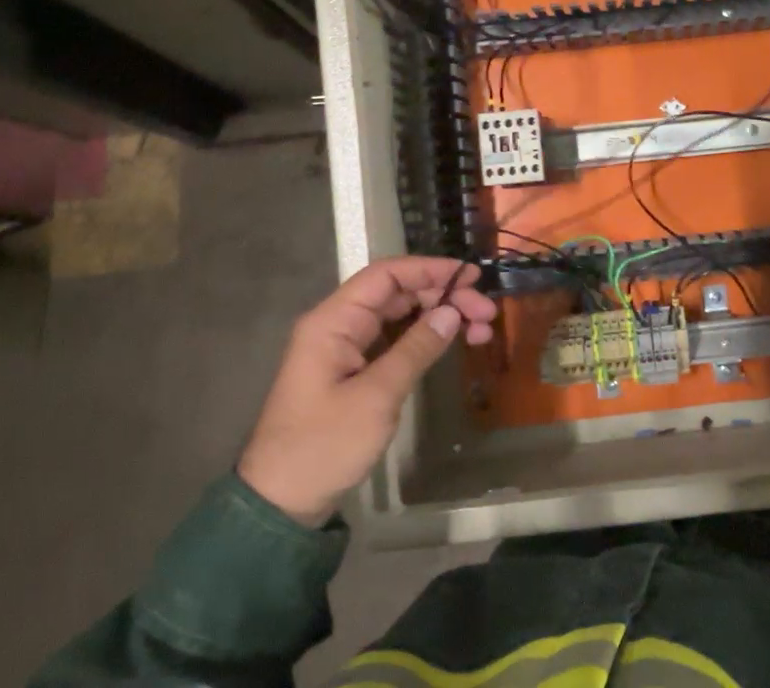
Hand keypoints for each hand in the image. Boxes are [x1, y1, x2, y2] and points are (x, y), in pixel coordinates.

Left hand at [237, 257, 497, 525]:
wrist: (282, 499)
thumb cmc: (325, 444)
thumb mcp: (377, 396)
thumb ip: (416, 349)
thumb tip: (452, 312)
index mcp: (333, 322)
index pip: (386, 276)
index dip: (431, 270)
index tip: (473, 278)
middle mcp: (338, 326)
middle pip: (398, 294)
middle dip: (444, 297)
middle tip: (487, 315)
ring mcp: (346, 349)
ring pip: (400, 317)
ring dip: (440, 317)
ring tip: (481, 331)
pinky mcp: (354, 371)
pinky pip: (395, 341)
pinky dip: (426, 339)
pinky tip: (454, 344)